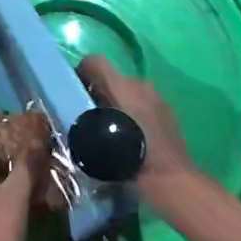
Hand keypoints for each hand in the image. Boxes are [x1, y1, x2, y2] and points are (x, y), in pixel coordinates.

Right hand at [78, 55, 197, 192]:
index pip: (95, 62)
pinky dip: (132, 111)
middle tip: (87, 116)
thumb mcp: (96, 142)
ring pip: (128, 90)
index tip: (73, 93)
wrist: (168, 178)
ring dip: (116, 102)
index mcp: (123, 87)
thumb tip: (72, 106)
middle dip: (98, 91)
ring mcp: (157, 97)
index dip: (81, 72)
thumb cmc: (130, 160)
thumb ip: (84, 118)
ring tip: (107, 127)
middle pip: (112, 78)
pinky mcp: (167, 110)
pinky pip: (142, 102)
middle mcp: (141, 85)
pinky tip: (128, 134)